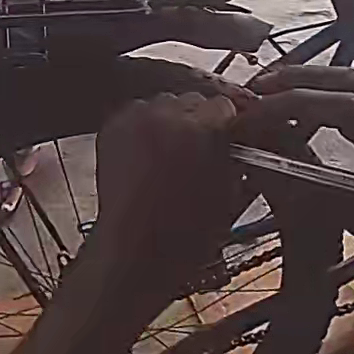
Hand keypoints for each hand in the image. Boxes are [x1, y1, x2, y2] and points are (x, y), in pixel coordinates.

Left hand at [92, 92, 253, 300]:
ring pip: (165, 103)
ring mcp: (134, 119)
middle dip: (200, 120)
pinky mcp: (113, 128)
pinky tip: (150, 153)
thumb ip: (236, 156)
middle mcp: (164, 115)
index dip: (230, 123)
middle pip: (193, 100)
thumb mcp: (229, 193)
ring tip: (173, 152)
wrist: (132, 253)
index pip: (224, 105)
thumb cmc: (184, 234)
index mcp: (199, 129)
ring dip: (173, 121)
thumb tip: (240, 139)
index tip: (230, 135)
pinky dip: (146, 127)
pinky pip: (139, 114)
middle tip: (201, 147)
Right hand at [237, 66, 353, 323]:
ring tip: (273, 93)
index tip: (255, 115)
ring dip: (312, 81)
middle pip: (348, 79)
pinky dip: (329, 93)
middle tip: (254, 90)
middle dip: (296, 78)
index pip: (343, 106)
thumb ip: (333, 200)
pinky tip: (310, 108)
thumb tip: (279, 174)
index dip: (293, 103)